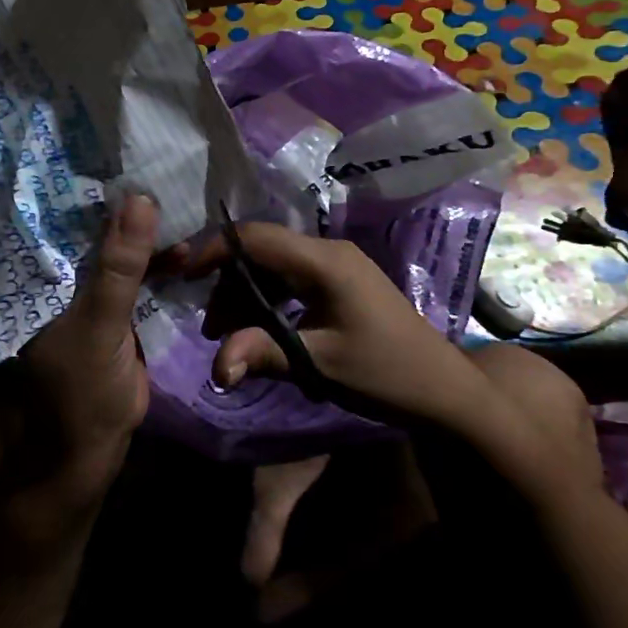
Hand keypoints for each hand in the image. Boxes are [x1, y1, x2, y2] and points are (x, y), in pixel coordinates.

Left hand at [18, 195, 162, 462]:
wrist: (92, 447)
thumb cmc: (82, 385)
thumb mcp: (101, 320)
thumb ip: (119, 265)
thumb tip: (138, 197)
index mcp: (55, 275)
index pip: (76, 220)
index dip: (100, 190)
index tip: (132, 155)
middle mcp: (75, 281)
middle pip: (105, 236)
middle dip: (134, 212)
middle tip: (170, 172)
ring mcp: (102, 301)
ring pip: (128, 258)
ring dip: (154, 239)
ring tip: (187, 206)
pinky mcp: (125, 321)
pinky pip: (144, 284)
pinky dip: (163, 268)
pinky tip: (188, 250)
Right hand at [195, 224, 491, 429]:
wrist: (443, 389)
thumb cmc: (385, 373)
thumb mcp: (319, 363)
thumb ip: (263, 353)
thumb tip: (215, 367)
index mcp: (325, 261)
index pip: (256, 238)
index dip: (215, 250)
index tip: (183, 275)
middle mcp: (329, 252)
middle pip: (262, 251)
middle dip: (229, 284)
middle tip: (212, 330)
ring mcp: (337, 266)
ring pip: (275, 267)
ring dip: (247, 296)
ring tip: (230, 337)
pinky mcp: (341, 284)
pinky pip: (292, 280)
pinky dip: (269, 302)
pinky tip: (261, 332)